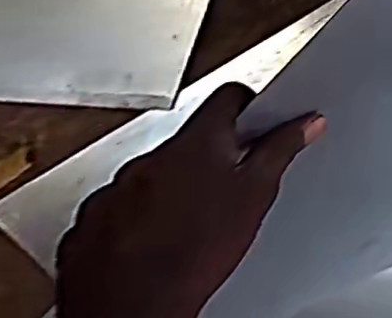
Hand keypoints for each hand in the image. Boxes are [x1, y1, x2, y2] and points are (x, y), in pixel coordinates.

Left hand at [55, 83, 323, 317]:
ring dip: (173, 184)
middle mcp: (148, 161)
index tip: (258, 118)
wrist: (133, 314)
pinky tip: (157, 235)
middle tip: (232, 179)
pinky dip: (138, 214)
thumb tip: (307, 123)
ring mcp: (109, 195)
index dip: (248, 104)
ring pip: (155, 172)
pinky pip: (118, 205)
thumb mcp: (258, 192)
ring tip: (194, 215)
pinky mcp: (84, 228)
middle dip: (212, 153)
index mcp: (195, 143)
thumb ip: (283, 147)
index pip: (227, 96)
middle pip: (191, 138)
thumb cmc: (195, 254)